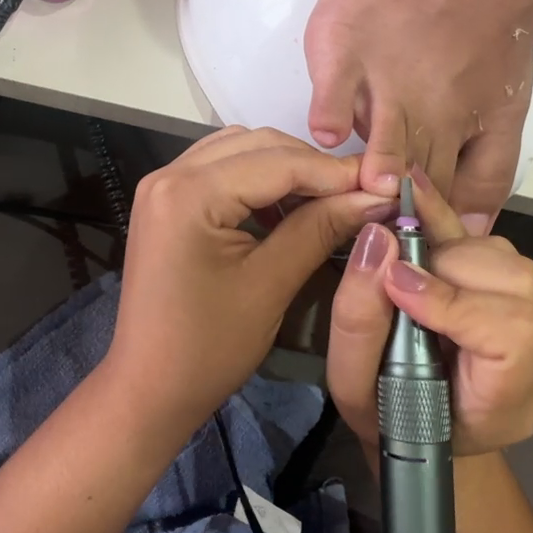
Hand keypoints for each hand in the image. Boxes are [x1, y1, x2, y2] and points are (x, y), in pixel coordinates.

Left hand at [104, 126, 394, 427]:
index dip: (335, 171)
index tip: (384, 183)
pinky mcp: (166, 199)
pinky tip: (286, 205)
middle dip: (312, 164)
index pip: (277, 161)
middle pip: (257, 144)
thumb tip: (375, 197)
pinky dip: (257, 177)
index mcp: (188, 193)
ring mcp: (163, 184)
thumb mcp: (270, 285)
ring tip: (329, 197)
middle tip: (360, 191)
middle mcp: (170, 174)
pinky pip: (220, 168)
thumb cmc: (208, 348)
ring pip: (239, 149)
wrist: (148, 388)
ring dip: (285, 165)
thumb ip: (320, 229)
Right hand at [303, 0, 532, 223]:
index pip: (484, 184)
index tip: (437, 217)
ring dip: (366, 174)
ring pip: (380, 157)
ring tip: (350, 179)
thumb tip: (449, 57)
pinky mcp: (346, 25)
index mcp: (506, 85)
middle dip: (409, 205)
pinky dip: (324, 117)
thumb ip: (487, 43)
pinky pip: (327, 103)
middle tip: (384, 206)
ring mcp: (396, 64)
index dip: (458, 212)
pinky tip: (324, 121)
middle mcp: (454, 94)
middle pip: (427, 182)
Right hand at [327, 172, 532, 457]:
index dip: (454, 300)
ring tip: (403, 259)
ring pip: (508, 260)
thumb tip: (377, 241)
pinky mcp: (515, 292)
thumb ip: (360, 322)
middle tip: (392, 267)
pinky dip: (449, 223)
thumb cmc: (384, 420)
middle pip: (516, 287)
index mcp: (507, 405)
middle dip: (446, 264)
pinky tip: (414, 204)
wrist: (417, 431)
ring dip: (448, 246)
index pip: (511, 338)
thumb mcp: (351, 386)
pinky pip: (492, 246)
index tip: (396, 283)